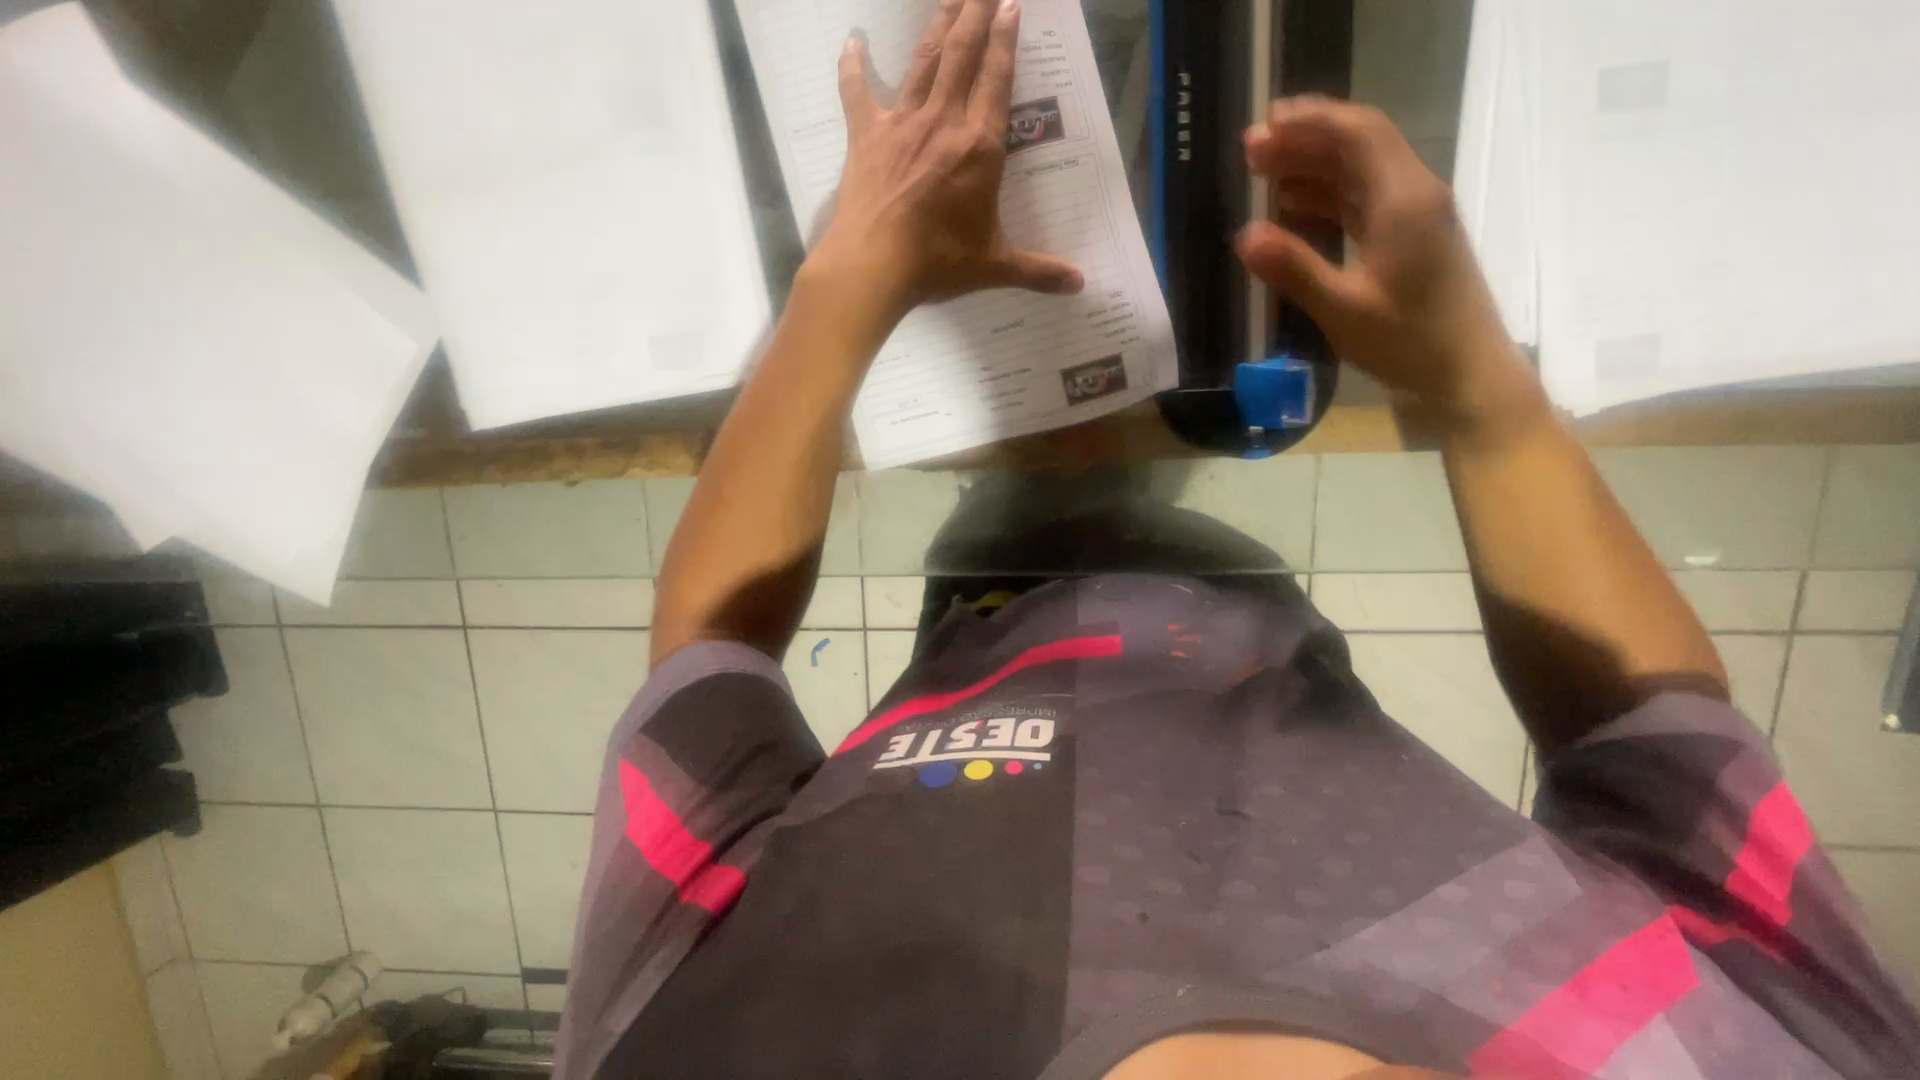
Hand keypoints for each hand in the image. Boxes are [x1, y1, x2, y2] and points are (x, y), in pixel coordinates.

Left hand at [807, 0, 1083, 315]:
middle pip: (962, 53)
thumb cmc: (937, 263)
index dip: (1006, 38)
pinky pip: (856, 90)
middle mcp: (943, 122)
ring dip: (937, 23)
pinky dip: (853, 64)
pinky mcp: (866, 135)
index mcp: (980, 146)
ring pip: (923, 61)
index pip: (998, 78)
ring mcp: (901, 123)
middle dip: (975, 11)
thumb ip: (1038, 271)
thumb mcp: (995, 266)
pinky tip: (854, 39)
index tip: (1010, 4)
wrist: (873, 266)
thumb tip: (1080, 284)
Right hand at [1237, 97, 1539, 422]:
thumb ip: (1295, 269)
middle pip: (1359, 145)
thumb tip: (1244, 236)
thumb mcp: (1344, 309)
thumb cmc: (1408, 341)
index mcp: (1403, 200)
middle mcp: (1413, 195)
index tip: (1264, 125)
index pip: (1358, 134)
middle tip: (1251, 152)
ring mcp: (1415, 216)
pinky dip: (1327, 195)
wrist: (1466, 373)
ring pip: (1360, 172)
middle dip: (1305, 141)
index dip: (1310, 121)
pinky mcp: (1411, 238)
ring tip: (1263, 174)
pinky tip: (1294, 207)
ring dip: (1313, 166)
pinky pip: (1365, 199)